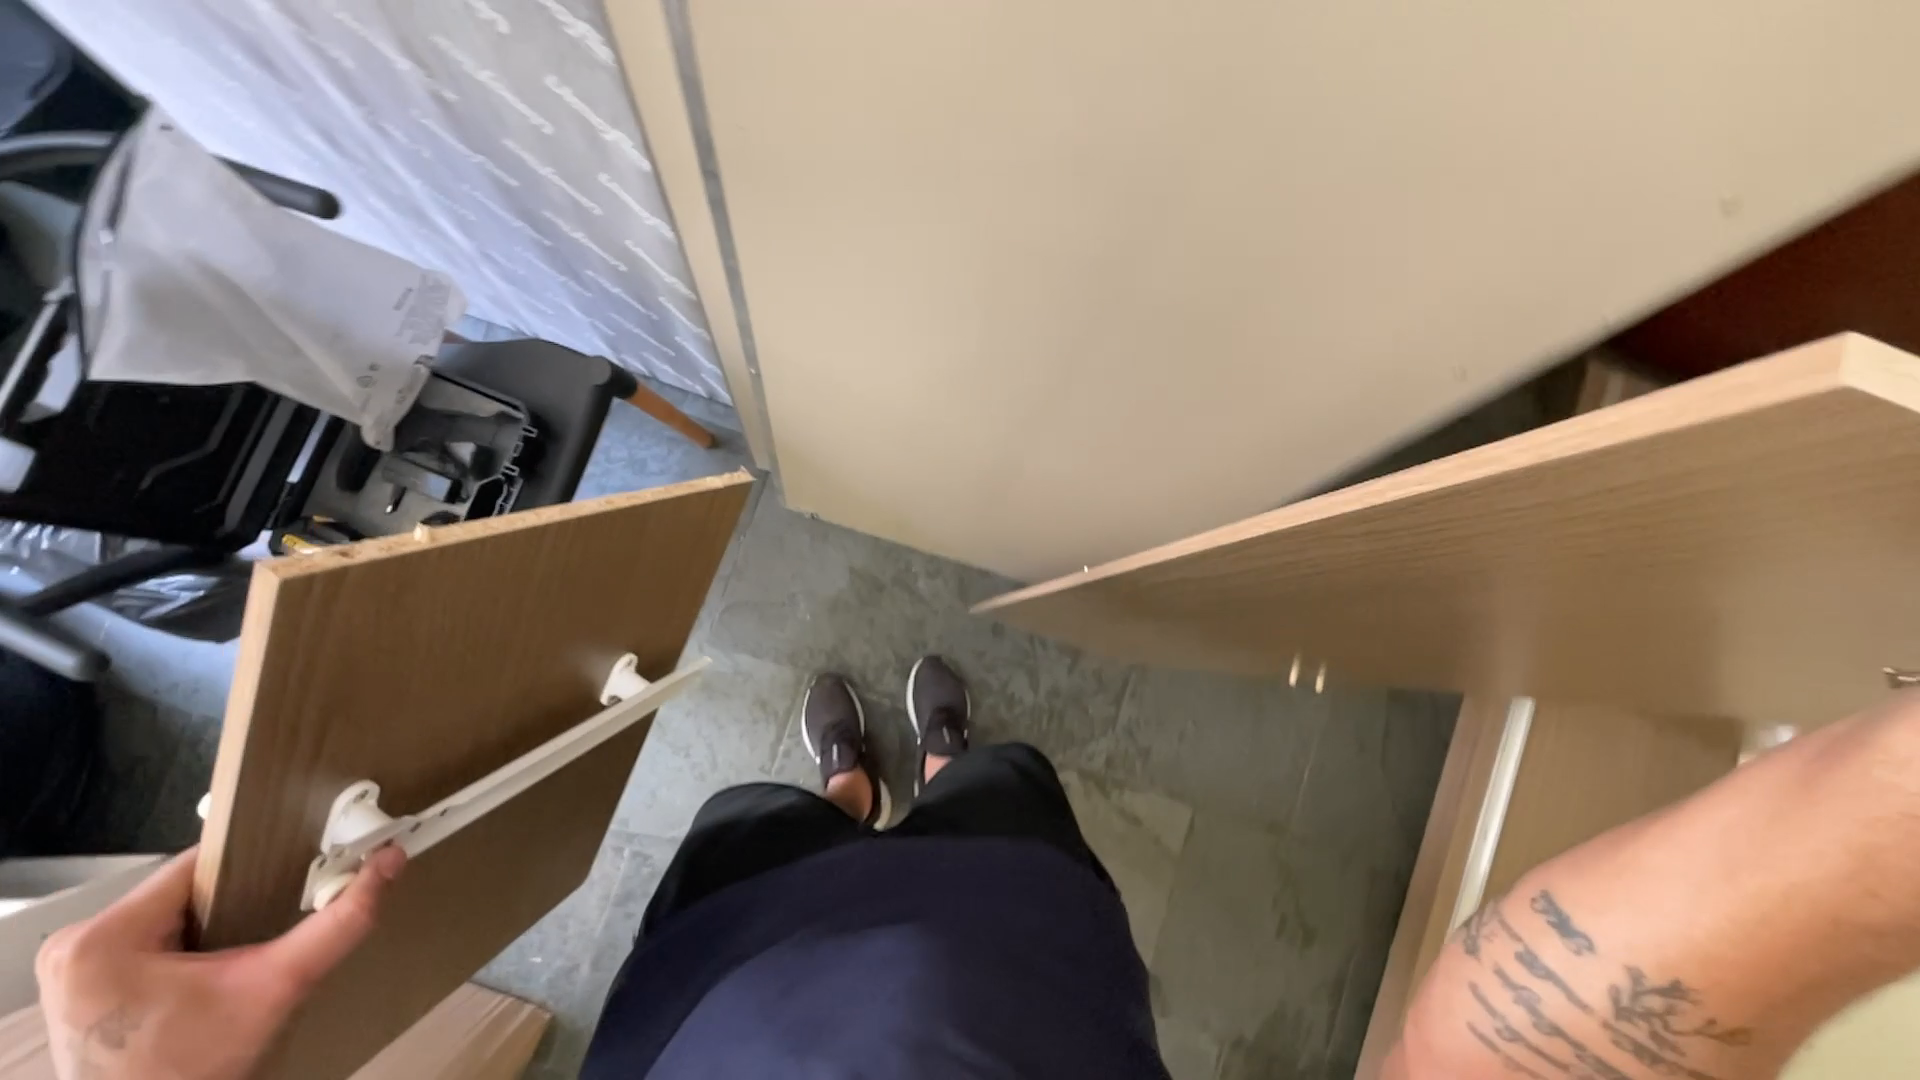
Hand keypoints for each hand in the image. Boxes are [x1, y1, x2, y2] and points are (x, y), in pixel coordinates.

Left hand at [36, 844, 405, 1079]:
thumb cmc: (193, 1070)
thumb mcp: (279, 986)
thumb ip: (340, 922)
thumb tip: (389, 861)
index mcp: (102, 937)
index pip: (205, 863)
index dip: (262, 861)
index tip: (306, 868)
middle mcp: (76, 945)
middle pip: (191, 888)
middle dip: (245, 897)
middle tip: (283, 916)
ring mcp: (73, 968)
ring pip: (177, 911)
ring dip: (223, 919)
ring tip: (255, 944)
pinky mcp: (83, 987)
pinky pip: (156, 938)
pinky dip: (198, 943)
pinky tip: (223, 966)